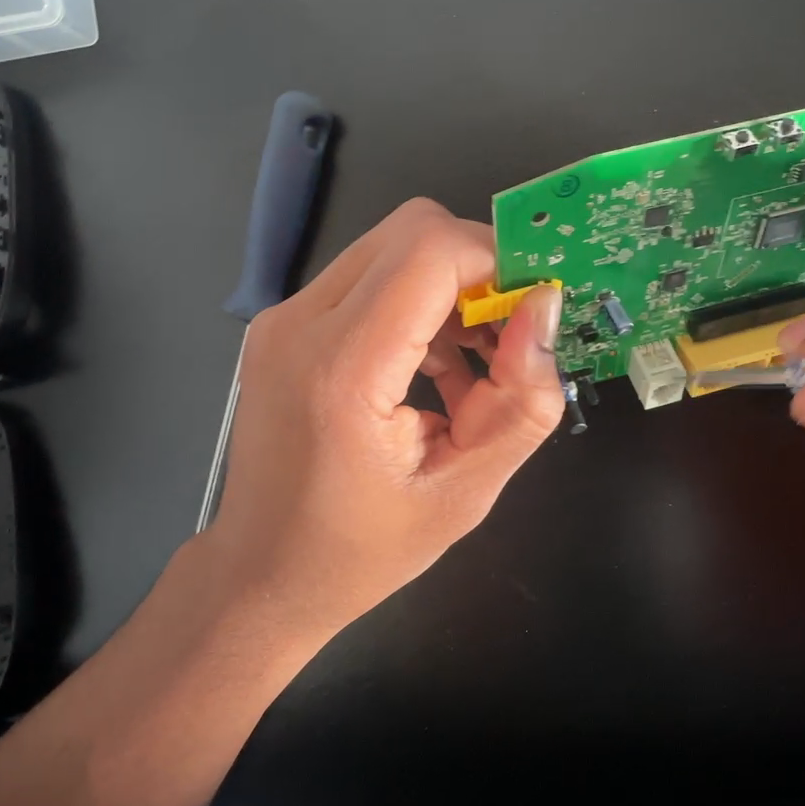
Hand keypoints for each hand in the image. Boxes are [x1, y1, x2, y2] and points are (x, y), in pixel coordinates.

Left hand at [196, 198, 564, 633]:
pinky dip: (415, 299)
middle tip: (509, 332)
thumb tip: (545, 309)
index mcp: (341, 370)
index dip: (497, 259)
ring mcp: (283, 318)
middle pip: (411, 231)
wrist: (260, 575)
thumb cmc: (361, 551)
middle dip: (477, 267)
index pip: (430, 250)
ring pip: (389, 245)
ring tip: (476, 359)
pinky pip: (365, 276)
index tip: (534, 304)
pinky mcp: (283, 323)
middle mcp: (300, 324)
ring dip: (448, 283)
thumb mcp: (465, 493)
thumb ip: (522, 401)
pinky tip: (434, 365)